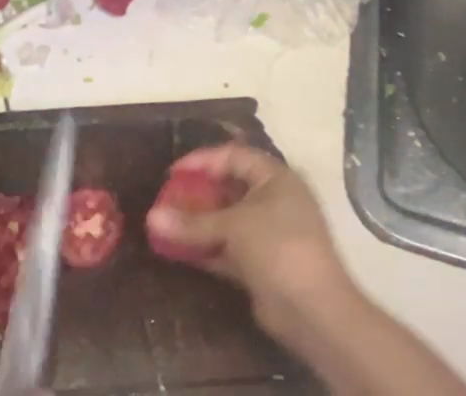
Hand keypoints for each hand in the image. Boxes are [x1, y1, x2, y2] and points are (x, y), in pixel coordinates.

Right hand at [143, 145, 349, 334]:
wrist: (314, 310)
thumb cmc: (277, 247)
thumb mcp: (233, 227)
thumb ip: (192, 223)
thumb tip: (151, 218)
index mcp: (276, 179)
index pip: (235, 156)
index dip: (203, 160)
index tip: (173, 172)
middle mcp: (275, 201)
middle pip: (230, 188)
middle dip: (197, 193)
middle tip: (168, 198)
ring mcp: (269, 234)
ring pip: (227, 220)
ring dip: (199, 223)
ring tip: (167, 223)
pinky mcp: (262, 263)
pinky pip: (228, 248)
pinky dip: (206, 248)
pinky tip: (178, 251)